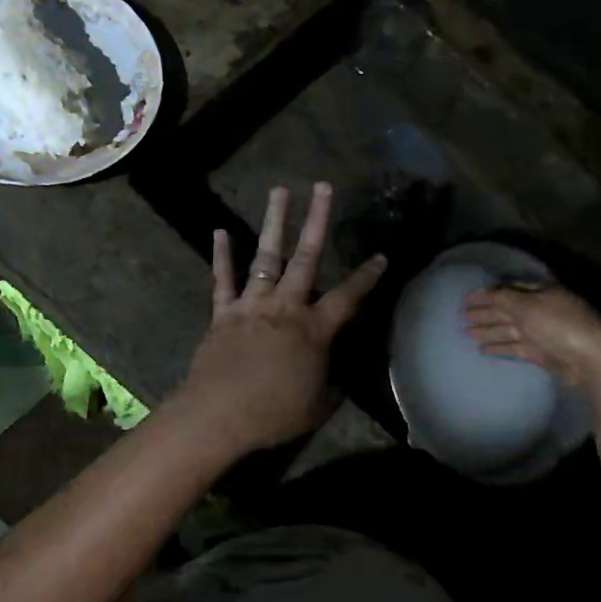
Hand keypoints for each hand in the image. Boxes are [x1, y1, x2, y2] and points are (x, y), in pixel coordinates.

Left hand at [175, 183, 386, 453]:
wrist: (219, 415)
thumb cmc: (275, 413)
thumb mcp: (319, 404)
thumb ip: (333, 381)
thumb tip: (341, 369)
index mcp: (314, 329)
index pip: (349, 296)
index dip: (368, 276)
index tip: (381, 256)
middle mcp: (285, 307)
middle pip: (306, 257)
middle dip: (317, 219)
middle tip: (323, 186)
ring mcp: (252, 306)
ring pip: (266, 256)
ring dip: (274, 222)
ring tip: (279, 190)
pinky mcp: (223, 314)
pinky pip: (222, 280)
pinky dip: (221, 256)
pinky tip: (220, 231)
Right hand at [463, 283, 600, 385]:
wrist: (590, 359)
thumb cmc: (559, 325)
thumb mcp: (528, 306)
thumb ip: (504, 299)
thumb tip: (487, 292)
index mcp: (542, 293)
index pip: (510, 289)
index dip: (488, 293)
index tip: (468, 298)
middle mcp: (541, 311)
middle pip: (508, 310)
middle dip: (485, 312)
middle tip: (463, 315)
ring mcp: (542, 333)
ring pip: (509, 330)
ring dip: (487, 330)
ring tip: (466, 333)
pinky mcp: (541, 354)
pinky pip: (515, 348)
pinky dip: (499, 347)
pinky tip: (483, 349)